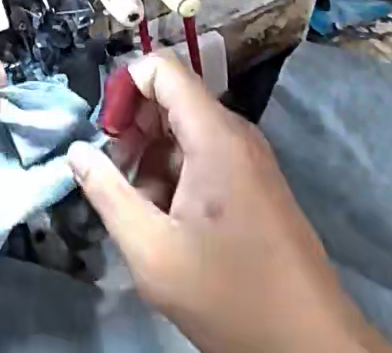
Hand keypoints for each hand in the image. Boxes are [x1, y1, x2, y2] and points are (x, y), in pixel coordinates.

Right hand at [68, 56, 391, 352]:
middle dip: (133, 127)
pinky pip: (201, 152)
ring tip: (140, 206)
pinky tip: (167, 219)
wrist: (315, 351)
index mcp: (215, 136)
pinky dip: (174, 172)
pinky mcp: (253, 181)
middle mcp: (234, 133)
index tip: (106, 134)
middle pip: (169, 97)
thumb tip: (76, 150)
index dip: (125, 88)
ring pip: (182, 128)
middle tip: (116, 173)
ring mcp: (248, 157)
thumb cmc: (231, 297)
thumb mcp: (152, 251)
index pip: (161, 68)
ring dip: (150, 156)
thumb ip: (106, 192)